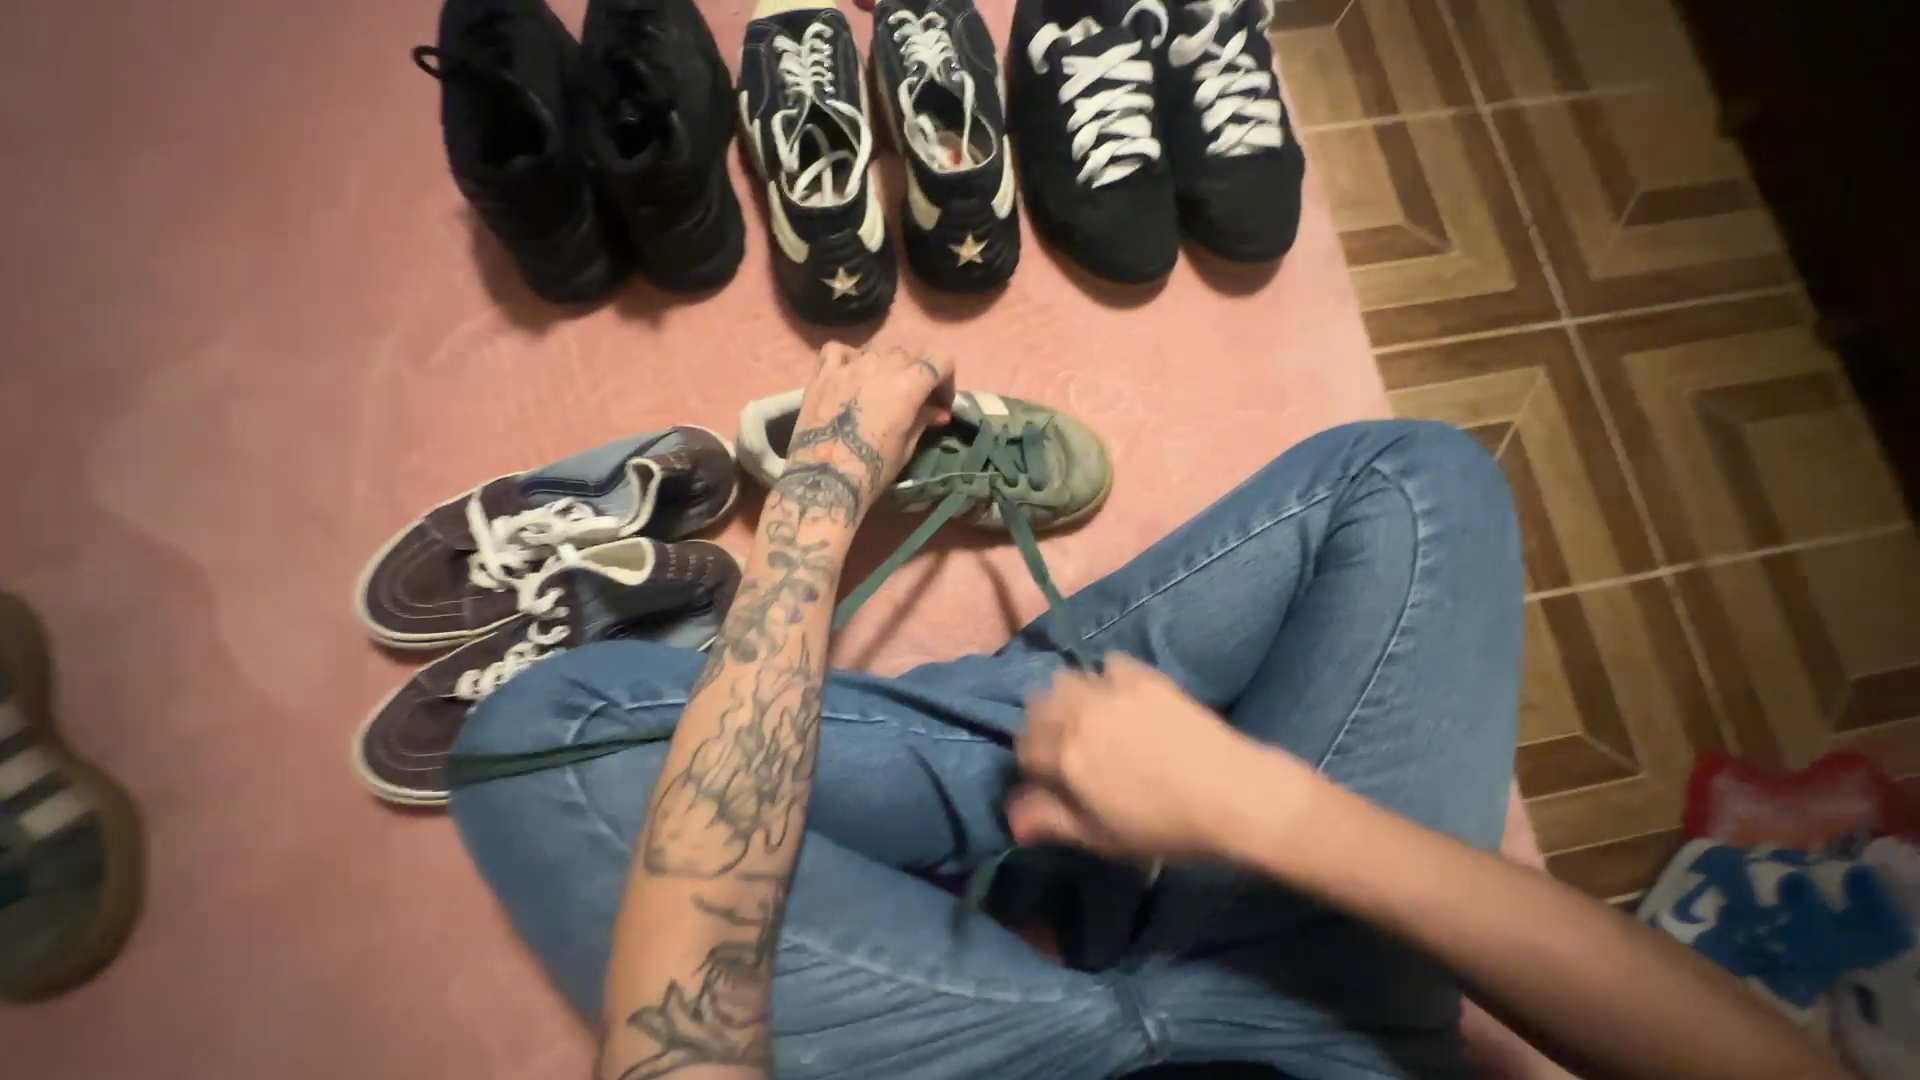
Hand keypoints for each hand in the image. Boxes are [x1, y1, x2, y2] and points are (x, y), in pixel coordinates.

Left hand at [773, 343, 955, 527]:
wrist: (823, 480)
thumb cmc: (871, 469)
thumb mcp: (907, 447)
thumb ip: (923, 420)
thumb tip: (938, 412)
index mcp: (908, 385)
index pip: (939, 361)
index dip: (946, 380)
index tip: (940, 403)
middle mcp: (880, 366)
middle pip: (910, 353)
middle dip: (919, 373)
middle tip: (915, 399)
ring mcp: (848, 366)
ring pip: (878, 349)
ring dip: (888, 365)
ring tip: (883, 389)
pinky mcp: (822, 374)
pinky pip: (838, 350)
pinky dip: (850, 357)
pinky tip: (852, 373)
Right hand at [1009, 655, 1325, 862]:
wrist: (1234, 794)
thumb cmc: (1166, 827)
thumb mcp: (1103, 837)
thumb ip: (1052, 821)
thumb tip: (1012, 816)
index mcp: (1064, 756)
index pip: (1022, 747)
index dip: (1033, 765)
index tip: (1051, 779)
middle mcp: (1078, 714)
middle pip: (1037, 707)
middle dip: (1043, 726)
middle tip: (1068, 748)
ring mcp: (1110, 690)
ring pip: (1065, 680)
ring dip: (1067, 697)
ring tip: (1088, 717)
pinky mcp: (1143, 676)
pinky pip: (1109, 664)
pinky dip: (1107, 677)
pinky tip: (1122, 697)